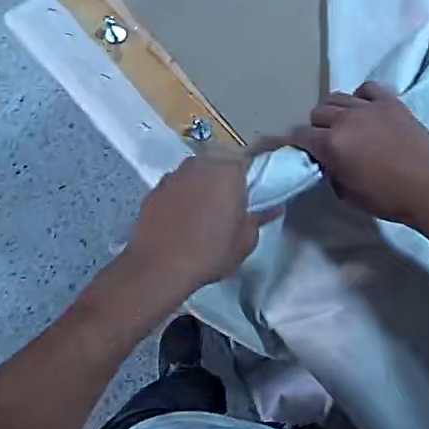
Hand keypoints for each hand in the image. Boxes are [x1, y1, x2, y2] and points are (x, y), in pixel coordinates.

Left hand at [121, 153, 265, 292]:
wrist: (159, 266)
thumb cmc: (210, 252)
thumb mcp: (245, 240)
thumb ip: (260, 218)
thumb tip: (273, 207)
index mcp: (227, 171)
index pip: (247, 162)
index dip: (250, 177)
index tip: (251, 193)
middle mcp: (199, 164)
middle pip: (218, 165)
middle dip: (223, 180)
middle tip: (227, 205)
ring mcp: (173, 174)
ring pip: (194, 175)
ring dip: (200, 187)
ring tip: (201, 213)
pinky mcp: (154, 188)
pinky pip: (174, 187)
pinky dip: (179, 197)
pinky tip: (179, 218)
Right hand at [287, 81, 428, 226]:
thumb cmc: (386, 198)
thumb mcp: (345, 194)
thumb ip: (330, 171)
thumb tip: (326, 160)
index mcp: (331, 144)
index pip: (300, 134)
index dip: (297, 142)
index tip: (302, 149)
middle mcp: (346, 120)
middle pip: (318, 112)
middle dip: (317, 127)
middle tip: (327, 141)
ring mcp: (369, 108)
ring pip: (338, 97)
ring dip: (336, 111)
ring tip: (345, 124)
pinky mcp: (391, 103)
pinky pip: (368, 88)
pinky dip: (361, 96)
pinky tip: (365, 109)